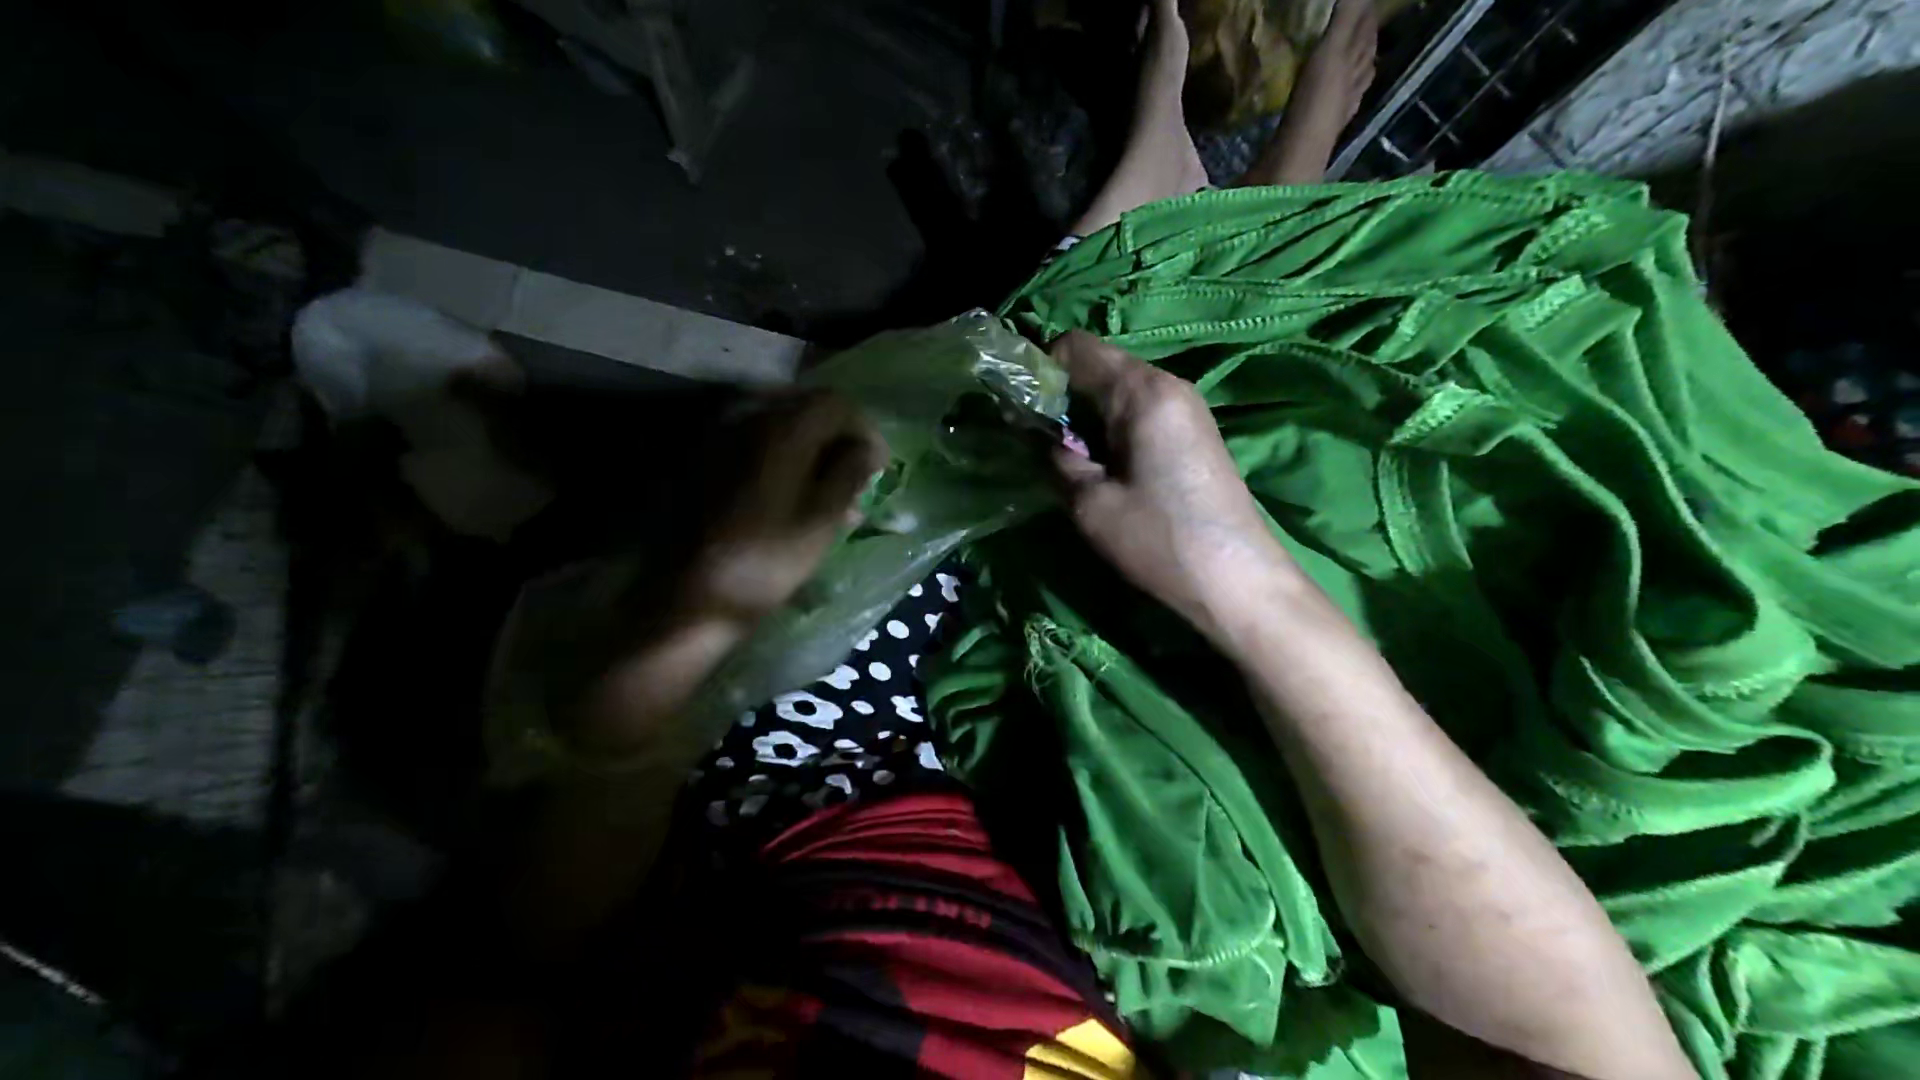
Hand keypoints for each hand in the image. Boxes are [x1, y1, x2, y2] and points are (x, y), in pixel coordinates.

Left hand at [680, 390, 887, 625]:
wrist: (694, 594)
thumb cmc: (768, 558)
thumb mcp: (822, 518)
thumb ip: (850, 473)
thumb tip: (867, 447)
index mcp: (782, 428)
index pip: (836, 402)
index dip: (864, 429)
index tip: (877, 465)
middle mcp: (749, 417)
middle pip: (806, 407)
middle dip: (836, 436)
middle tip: (853, 476)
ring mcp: (721, 435)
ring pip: (780, 424)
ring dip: (809, 448)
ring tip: (824, 490)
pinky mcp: (705, 458)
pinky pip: (755, 440)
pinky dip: (781, 456)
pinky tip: (790, 491)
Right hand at [1049, 332, 1294, 646]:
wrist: (1237, 580)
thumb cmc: (1159, 540)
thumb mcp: (1089, 503)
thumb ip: (1054, 457)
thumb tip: (1038, 434)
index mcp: (1141, 391)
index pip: (1075, 347)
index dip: (1040, 371)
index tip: (1026, 414)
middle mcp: (1167, 383)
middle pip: (1098, 364)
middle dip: (1062, 396)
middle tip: (1042, 443)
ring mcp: (1185, 406)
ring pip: (1117, 389)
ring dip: (1086, 416)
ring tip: (1073, 461)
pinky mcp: (1192, 430)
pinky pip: (1138, 410)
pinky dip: (1111, 428)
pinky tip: (1107, 468)